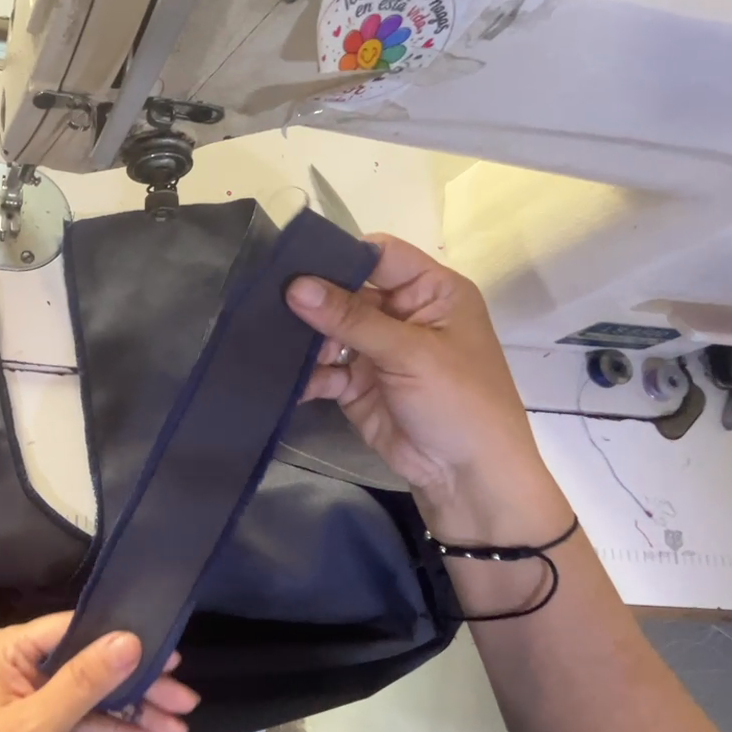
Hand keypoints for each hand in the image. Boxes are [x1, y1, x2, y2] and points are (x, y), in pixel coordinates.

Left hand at [0, 612, 198, 731]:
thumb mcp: (39, 723)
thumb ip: (85, 681)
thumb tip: (130, 640)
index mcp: (12, 648)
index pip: (77, 629)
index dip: (125, 640)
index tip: (171, 656)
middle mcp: (24, 662)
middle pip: (92, 662)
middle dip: (139, 682)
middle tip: (186, 700)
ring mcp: (34, 694)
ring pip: (94, 692)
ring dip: (135, 707)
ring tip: (180, 724)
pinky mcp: (43, 724)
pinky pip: (86, 717)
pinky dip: (116, 726)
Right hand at [285, 234, 569, 541]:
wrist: (465, 474)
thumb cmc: (458, 401)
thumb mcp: (408, 352)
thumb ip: (350, 318)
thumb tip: (294, 286)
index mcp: (431, 293)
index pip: (379, 257)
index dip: (339, 257)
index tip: (291, 264)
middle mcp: (401, 315)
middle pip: (346, 293)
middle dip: (311, 301)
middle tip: (266, 303)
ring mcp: (376, 351)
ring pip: (328, 332)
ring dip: (304, 341)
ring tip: (272, 343)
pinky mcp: (355, 384)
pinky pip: (322, 371)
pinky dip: (305, 376)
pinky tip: (287, 382)